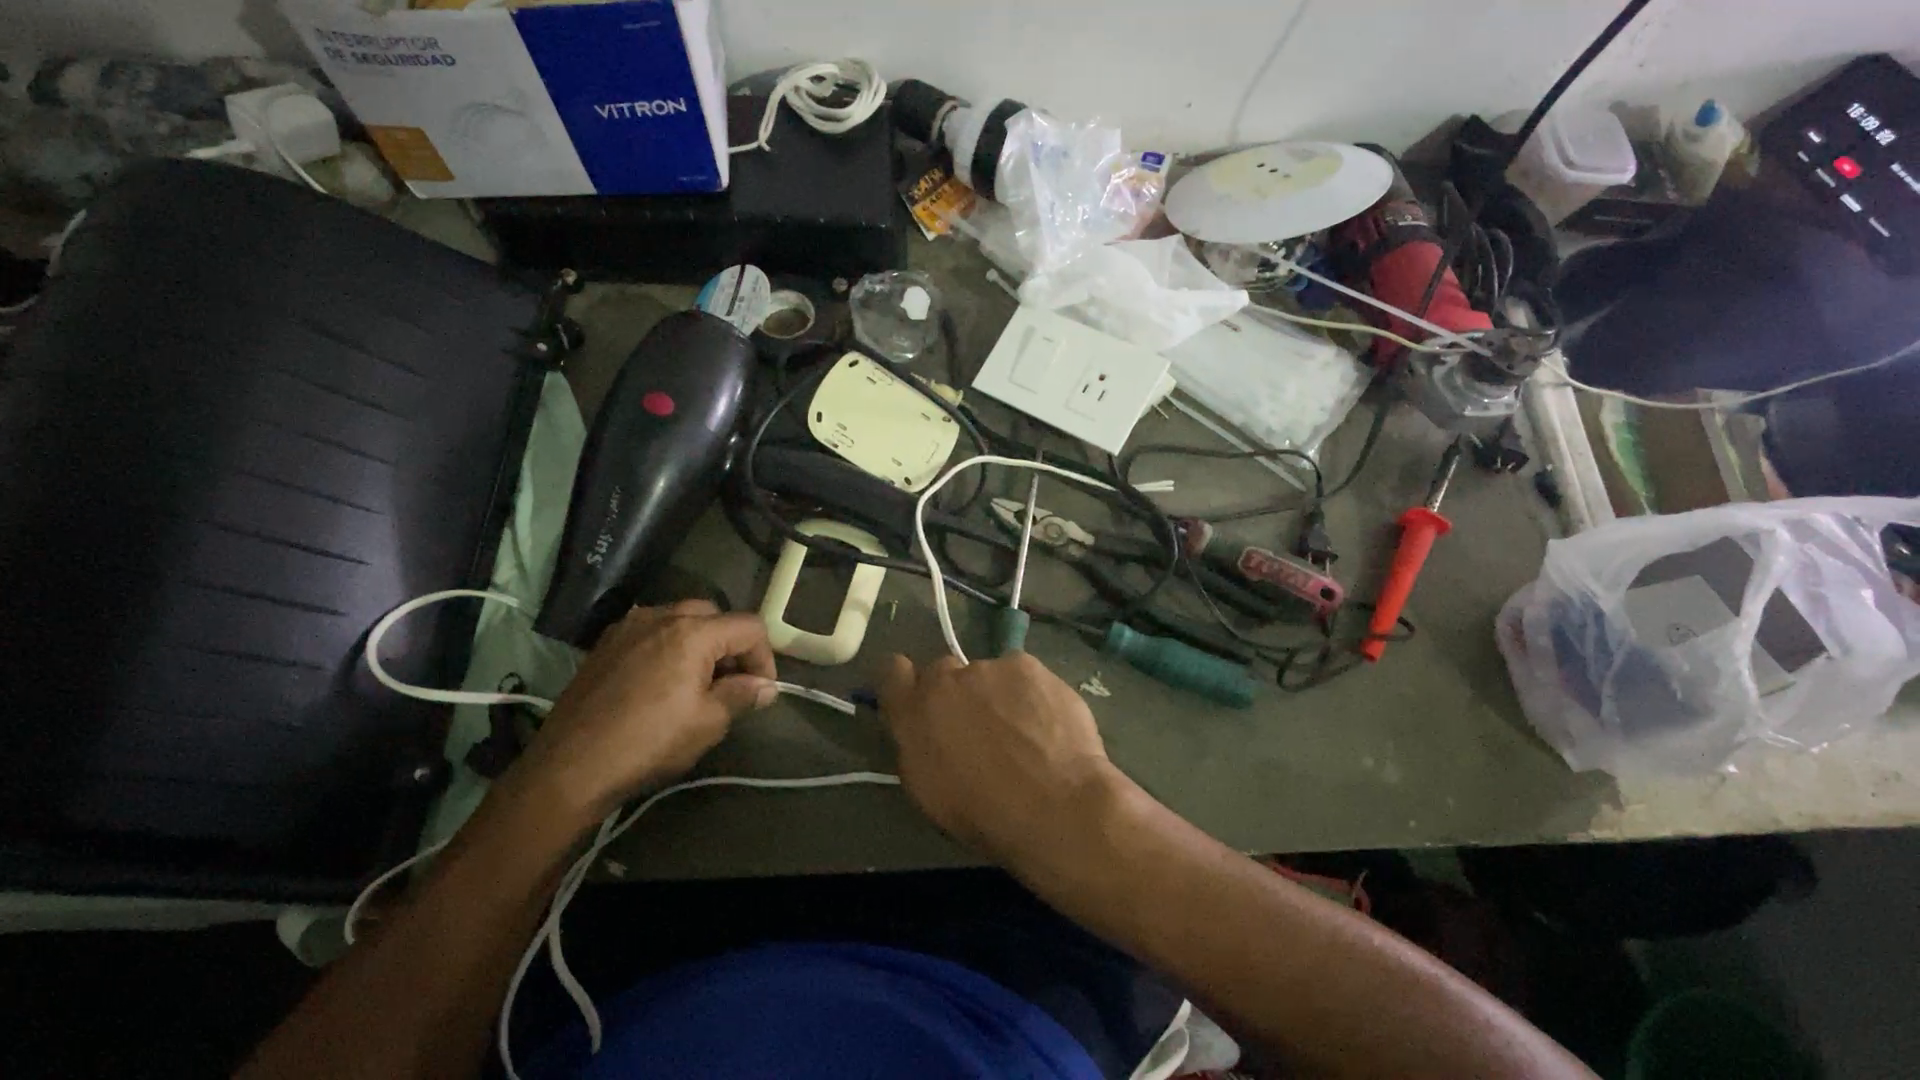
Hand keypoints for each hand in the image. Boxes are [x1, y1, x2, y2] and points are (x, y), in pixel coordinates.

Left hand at [513, 601, 779, 819]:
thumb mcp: (707, 724)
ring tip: (698, 683)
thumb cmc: (648, 744)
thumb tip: (765, 686)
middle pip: (713, 615)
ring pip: (679, 619)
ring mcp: (627, 627)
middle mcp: (659, 616)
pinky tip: (662, 682)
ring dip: (699, 643)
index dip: (765, 658)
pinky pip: (650, 631)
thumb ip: (741, 695)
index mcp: (691, 632)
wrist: (570, 766)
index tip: (761, 691)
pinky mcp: (605, 644)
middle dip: (731, 645)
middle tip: (732, 684)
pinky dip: (668, 646)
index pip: (749, 627)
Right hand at [878, 652, 1123, 870]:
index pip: (892, 672)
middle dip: (956, 693)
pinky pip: (1022, 675)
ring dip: (997, 694)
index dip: (906, 682)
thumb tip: (924, 728)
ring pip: (988, 674)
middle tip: (980, 728)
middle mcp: (945, 680)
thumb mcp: (929, 791)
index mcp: (914, 714)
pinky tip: (1047, 723)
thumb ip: (918, 746)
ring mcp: (989, 668)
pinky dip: (1030, 694)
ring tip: (1024, 732)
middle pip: (944, 672)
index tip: (920, 699)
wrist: (1055, 806)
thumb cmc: (984, 814)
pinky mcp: (1029, 666)